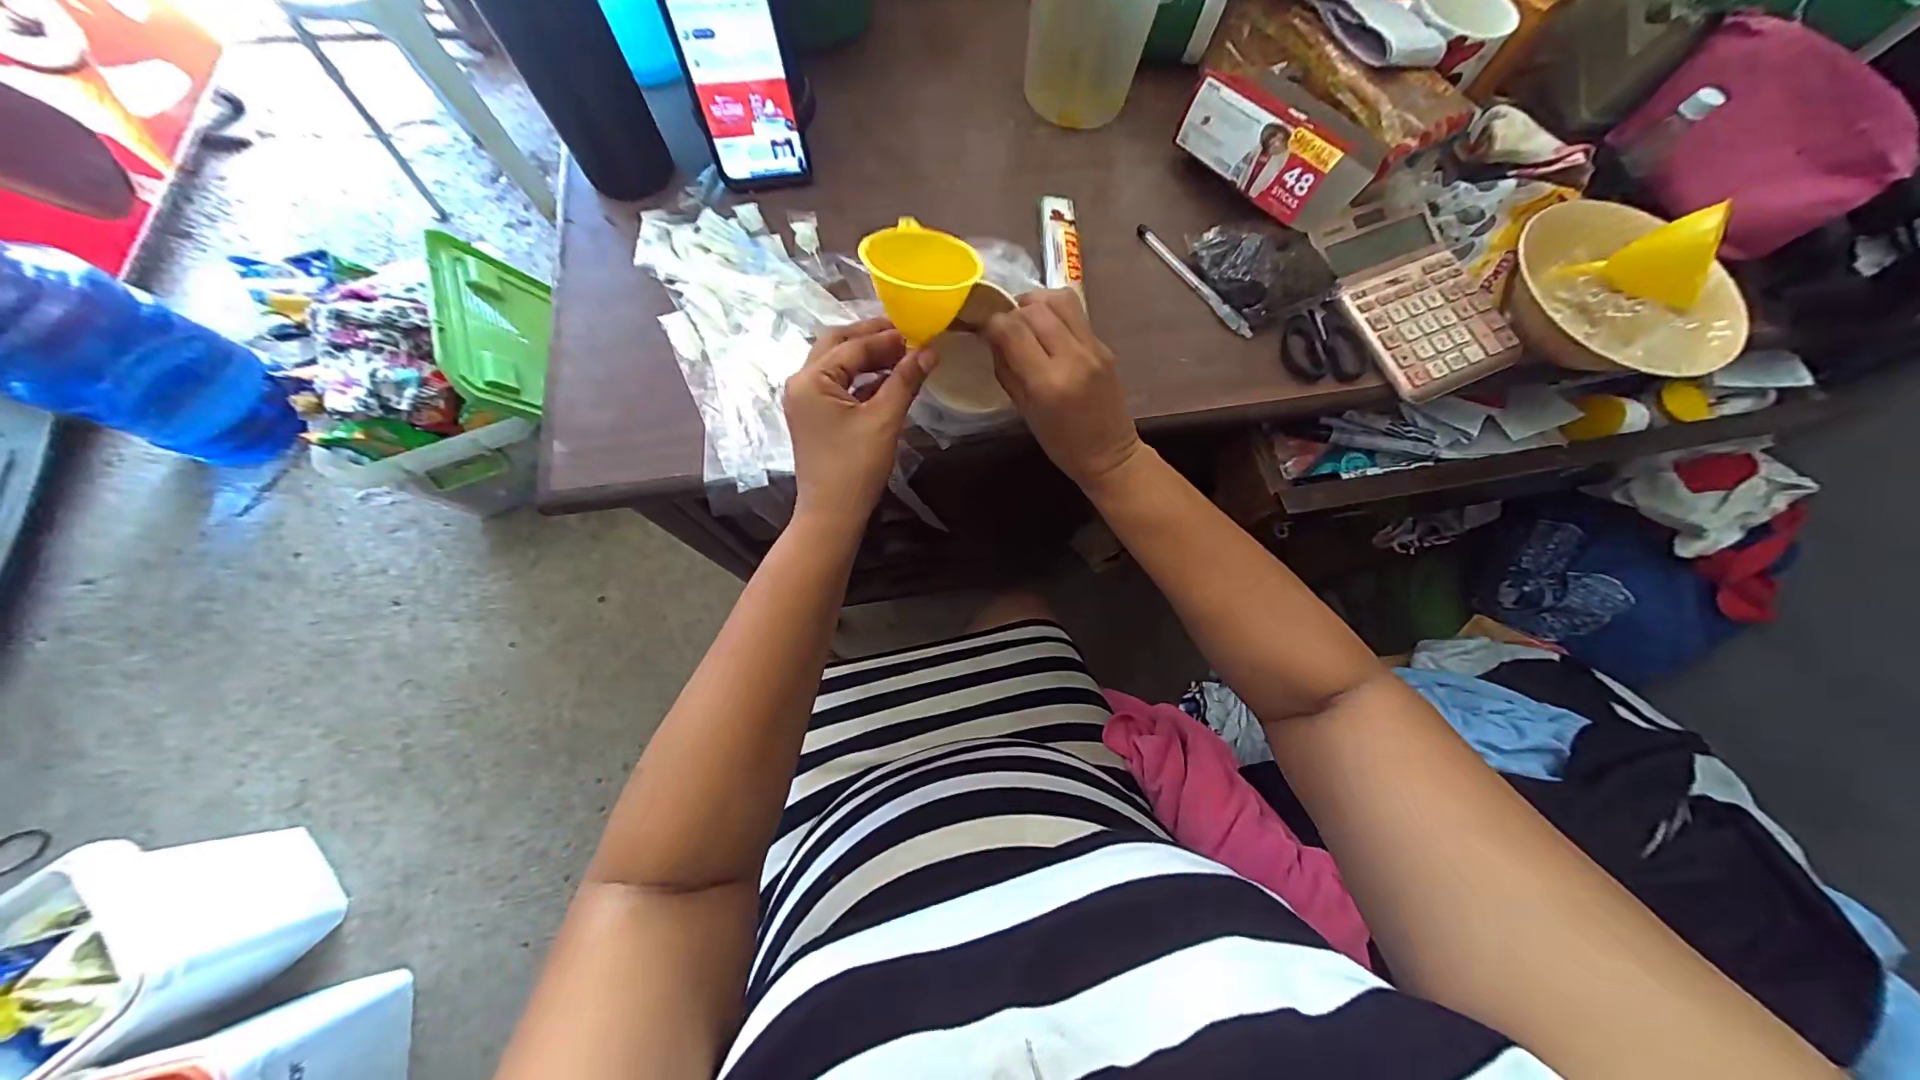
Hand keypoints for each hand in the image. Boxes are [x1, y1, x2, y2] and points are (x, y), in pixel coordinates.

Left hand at [783, 318, 934, 525]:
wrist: (832, 514)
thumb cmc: (855, 467)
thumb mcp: (884, 420)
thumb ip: (905, 380)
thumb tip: (929, 351)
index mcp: (811, 379)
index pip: (853, 346)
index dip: (888, 337)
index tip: (919, 331)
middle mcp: (801, 383)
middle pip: (838, 345)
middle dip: (872, 338)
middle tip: (908, 334)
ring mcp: (806, 400)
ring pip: (838, 365)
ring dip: (869, 358)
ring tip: (904, 355)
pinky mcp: (815, 416)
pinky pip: (839, 386)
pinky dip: (863, 379)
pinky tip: (891, 380)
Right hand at [984, 289, 1143, 489]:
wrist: (1109, 453)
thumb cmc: (1060, 443)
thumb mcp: (1023, 411)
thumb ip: (1006, 370)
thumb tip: (992, 337)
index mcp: (1048, 382)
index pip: (1012, 329)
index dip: (992, 322)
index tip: (984, 329)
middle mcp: (1072, 357)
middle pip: (1034, 308)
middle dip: (1013, 311)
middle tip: (1005, 327)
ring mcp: (1092, 348)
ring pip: (1058, 299)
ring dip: (1035, 304)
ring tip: (1026, 320)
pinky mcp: (1104, 345)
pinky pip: (1075, 314)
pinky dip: (1054, 314)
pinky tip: (1047, 331)